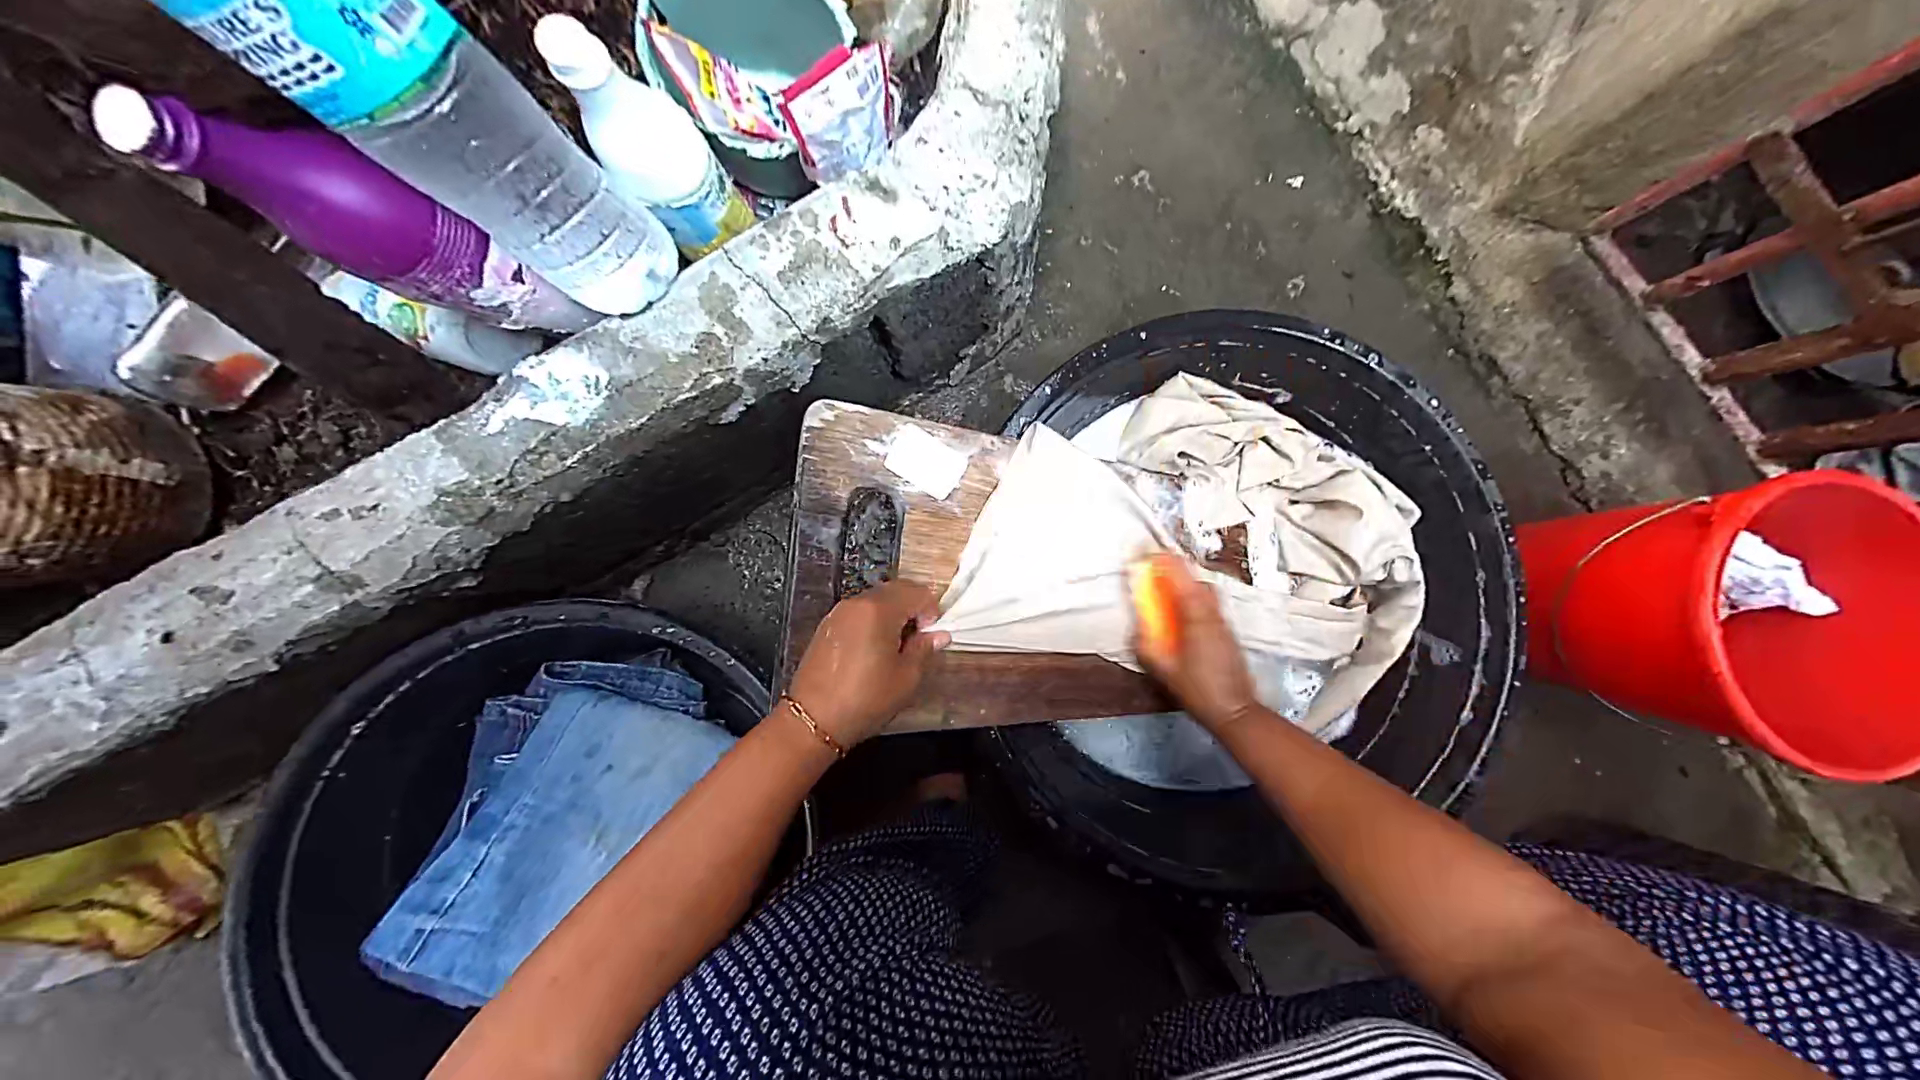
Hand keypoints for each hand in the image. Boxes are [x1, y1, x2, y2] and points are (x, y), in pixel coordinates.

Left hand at [787, 579, 949, 747]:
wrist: (813, 720)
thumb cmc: (865, 699)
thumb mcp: (906, 678)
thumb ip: (924, 649)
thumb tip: (939, 634)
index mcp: (879, 610)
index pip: (918, 592)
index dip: (932, 611)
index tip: (930, 637)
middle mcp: (857, 603)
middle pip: (896, 590)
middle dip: (913, 608)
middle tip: (917, 640)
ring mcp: (839, 612)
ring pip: (877, 599)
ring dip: (893, 614)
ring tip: (896, 647)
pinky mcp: (827, 626)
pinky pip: (859, 612)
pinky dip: (874, 621)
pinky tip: (873, 650)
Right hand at [1131, 554, 1261, 734]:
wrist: (1235, 711)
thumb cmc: (1199, 691)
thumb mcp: (1162, 669)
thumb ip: (1146, 644)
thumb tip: (1137, 626)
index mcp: (1196, 617)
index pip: (1180, 577)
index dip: (1163, 562)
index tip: (1148, 554)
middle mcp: (1213, 614)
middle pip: (1196, 579)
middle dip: (1175, 570)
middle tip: (1156, 572)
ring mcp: (1224, 623)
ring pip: (1206, 592)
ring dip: (1186, 585)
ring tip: (1167, 592)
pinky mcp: (1227, 634)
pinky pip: (1209, 606)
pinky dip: (1194, 600)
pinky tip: (1182, 616)